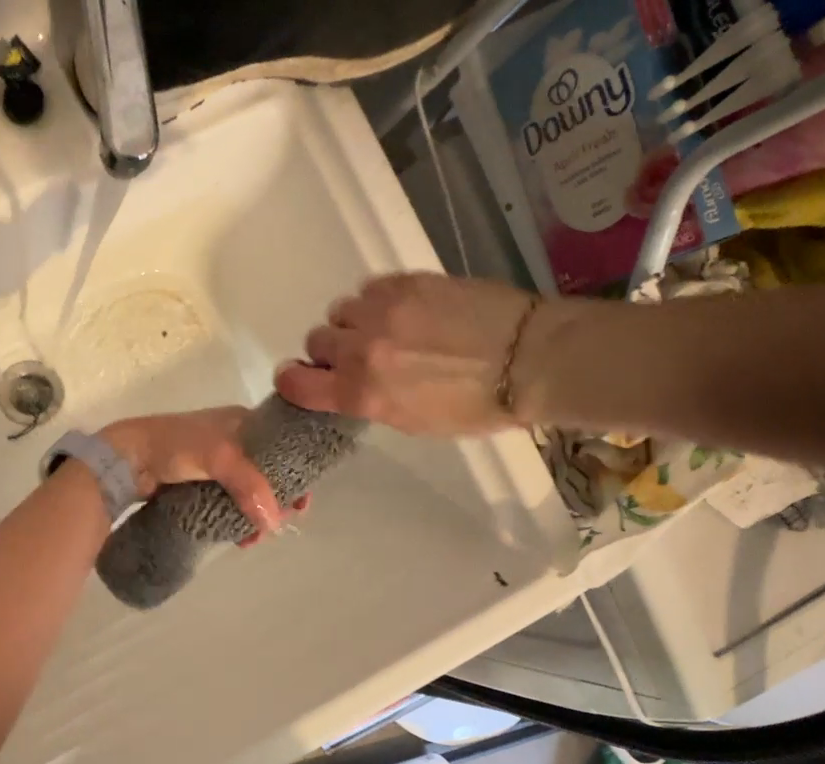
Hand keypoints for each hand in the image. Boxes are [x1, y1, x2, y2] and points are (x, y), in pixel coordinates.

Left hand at [99, 408, 307, 545]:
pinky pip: (225, 504)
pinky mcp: (196, 486)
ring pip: (246, 493)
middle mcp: (232, 440)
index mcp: (242, 422)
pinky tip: (235, 538)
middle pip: (266, 475)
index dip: (296, 474)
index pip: (283, 448)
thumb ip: (249, 485)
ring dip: (254, 517)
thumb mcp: (219, 457)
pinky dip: (233, 520)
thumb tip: (272, 523)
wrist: (125, 459)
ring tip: (250, 540)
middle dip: (275, 503)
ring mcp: (213, 465)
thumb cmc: (174, 446)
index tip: (301, 503)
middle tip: (275, 527)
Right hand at [275, 273, 542, 435]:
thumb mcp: (411, 421)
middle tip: (361, 355)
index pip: (295, 382)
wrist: (531, 359)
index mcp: (361, 393)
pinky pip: (369, 288)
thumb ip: (369, 400)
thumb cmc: (475, 407)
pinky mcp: (407, 282)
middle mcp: (362, 350)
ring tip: (386, 328)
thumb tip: (350, 385)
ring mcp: (383, 311)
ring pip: (340, 311)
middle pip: (316, 341)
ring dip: (354, 321)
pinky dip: (377, 300)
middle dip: (332, 350)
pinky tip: (404, 309)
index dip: (293, 381)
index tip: (302, 379)